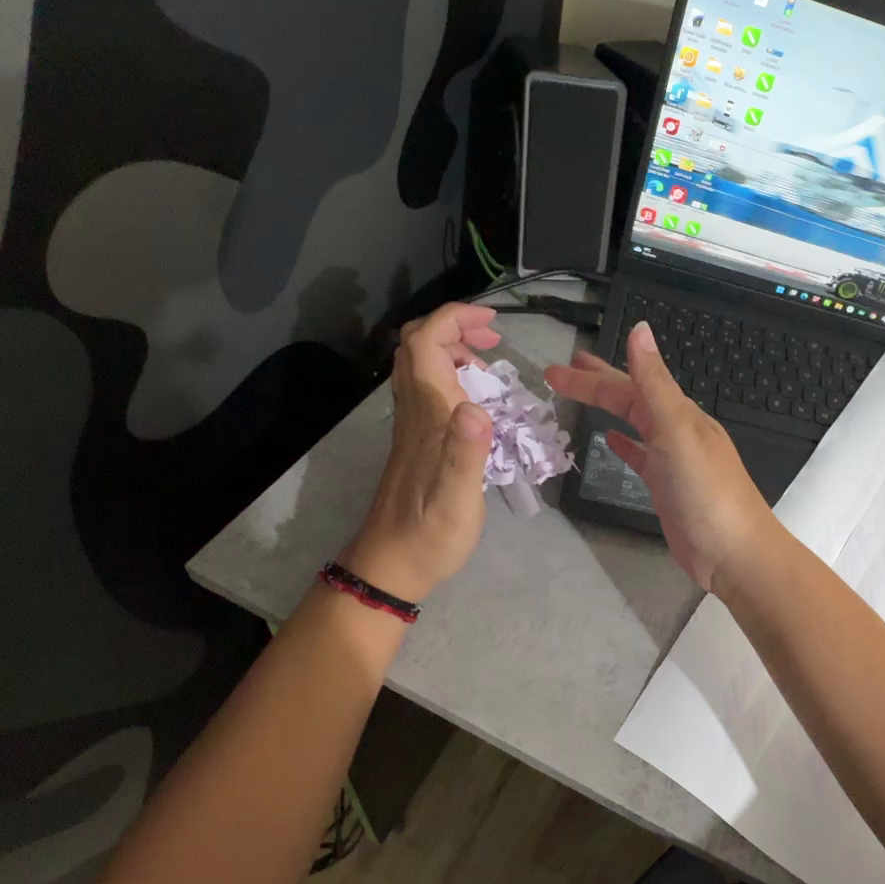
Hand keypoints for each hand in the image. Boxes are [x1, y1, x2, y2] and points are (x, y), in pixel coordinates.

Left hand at [339, 303, 500, 603]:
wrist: (391, 565)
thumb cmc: (429, 534)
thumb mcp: (457, 500)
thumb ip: (467, 454)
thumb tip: (476, 408)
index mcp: (427, 415)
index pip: (426, 343)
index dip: (454, 318)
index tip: (492, 322)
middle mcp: (415, 411)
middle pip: (418, 345)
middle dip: (454, 326)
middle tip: (493, 339)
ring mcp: (413, 425)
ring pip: (419, 365)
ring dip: (452, 349)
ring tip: (489, 365)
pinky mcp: (417, 441)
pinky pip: (427, 389)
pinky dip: (452, 376)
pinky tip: (476, 401)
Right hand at [546, 321, 780, 590]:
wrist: (734, 553)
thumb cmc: (706, 492)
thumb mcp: (677, 431)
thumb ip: (655, 384)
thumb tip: (640, 329)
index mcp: (679, 414)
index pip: (628, 386)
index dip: (591, 378)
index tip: (554, 371)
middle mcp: (677, 430)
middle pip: (632, 399)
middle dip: (598, 383)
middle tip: (561, 372)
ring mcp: (674, 460)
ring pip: (635, 424)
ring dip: (610, 408)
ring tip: (584, 396)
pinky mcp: (668, 488)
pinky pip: (642, 457)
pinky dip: (625, 445)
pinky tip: (612, 441)